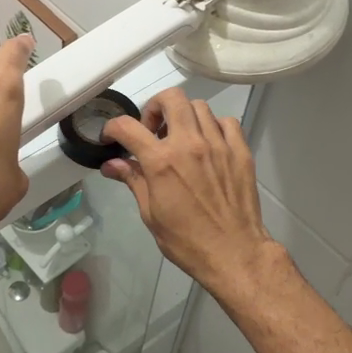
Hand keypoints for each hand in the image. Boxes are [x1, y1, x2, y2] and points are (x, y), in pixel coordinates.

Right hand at [101, 88, 280, 296]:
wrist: (234, 253)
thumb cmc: (186, 240)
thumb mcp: (151, 214)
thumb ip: (133, 181)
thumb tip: (111, 165)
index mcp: (162, 162)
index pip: (129, 127)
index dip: (113, 128)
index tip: (112, 137)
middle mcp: (190, 144)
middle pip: (171, 98)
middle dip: (155, 107)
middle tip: (153, 130)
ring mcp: (219, 145)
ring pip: (199, 107)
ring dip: (184, 117)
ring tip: (181, 139)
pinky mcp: (240, 152)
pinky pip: (227, 122)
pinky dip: (213, 126)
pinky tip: (208, 145)